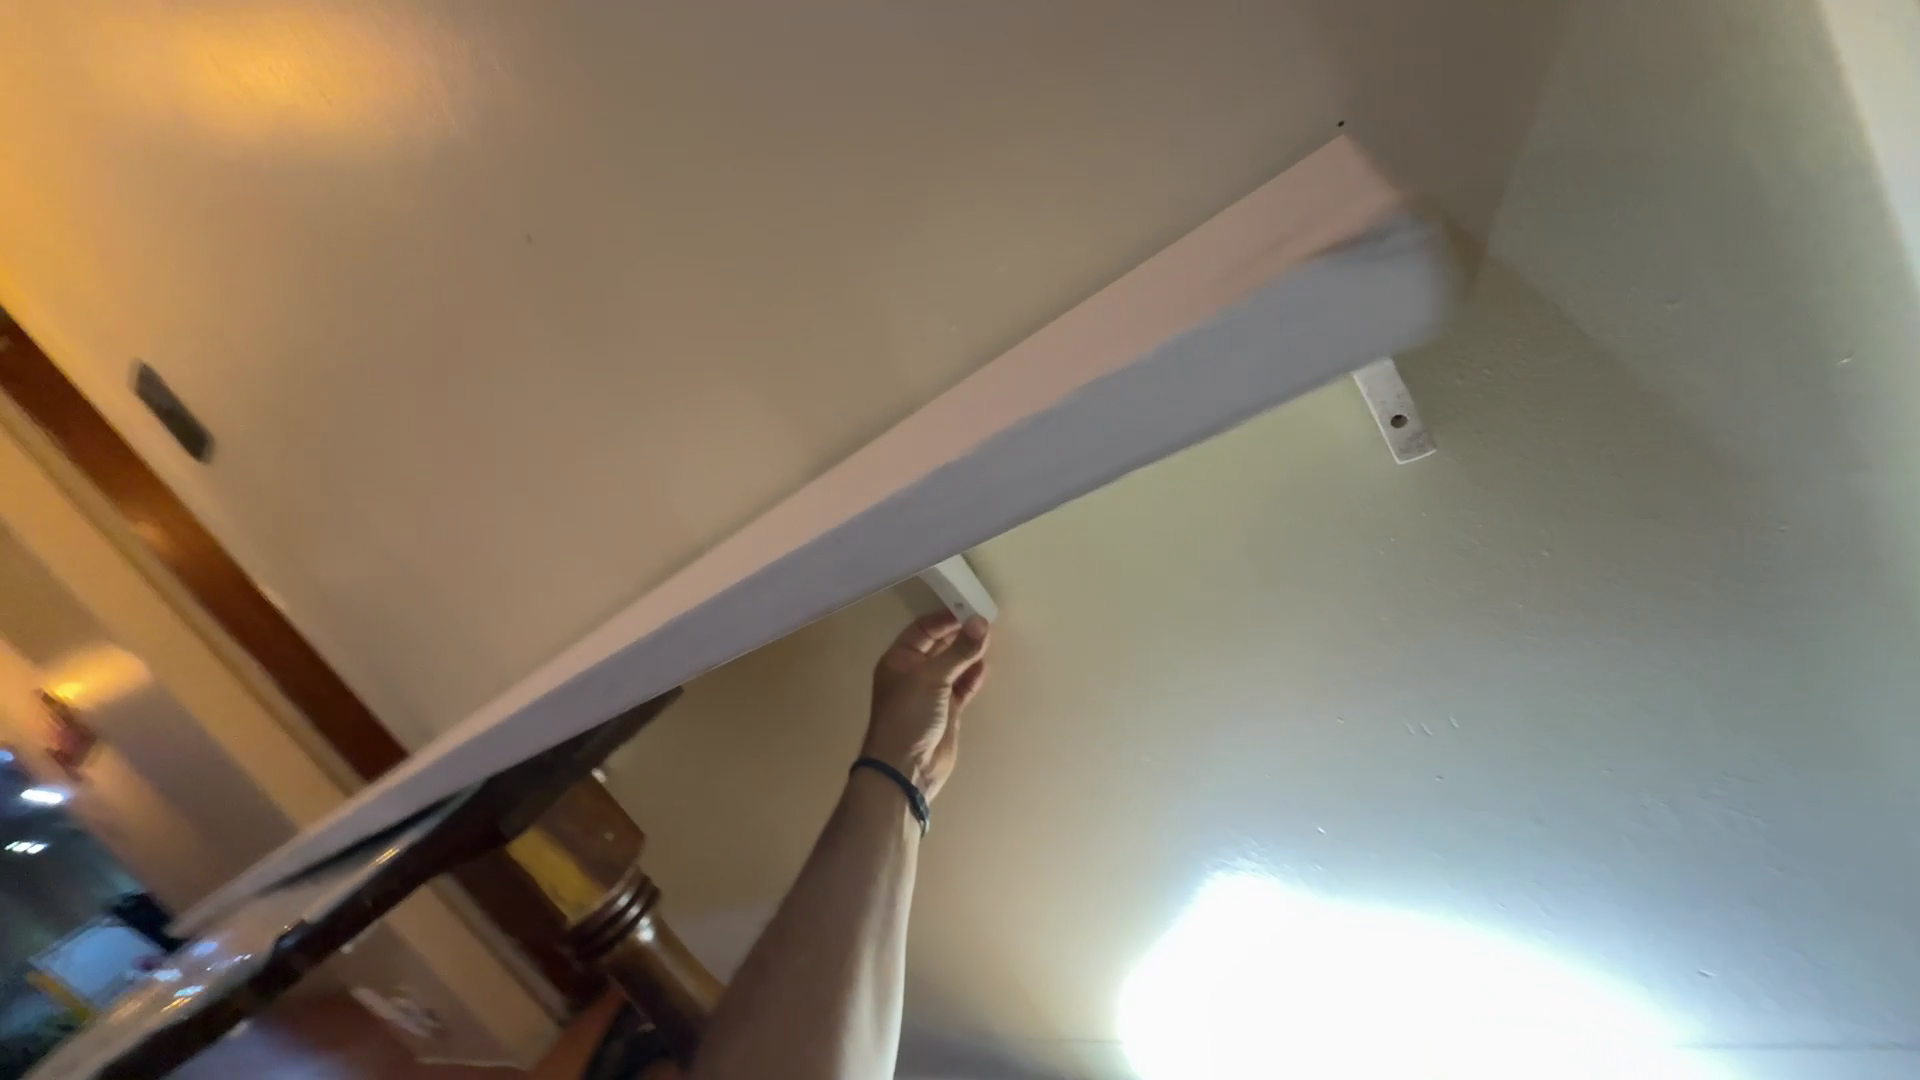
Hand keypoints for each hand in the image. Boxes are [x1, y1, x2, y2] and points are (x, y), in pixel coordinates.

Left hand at [862, 613, 989, 801]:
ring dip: (969, 653)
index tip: (970, 608)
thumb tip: (982, 622)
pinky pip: (962, 686)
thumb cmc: (909, 715)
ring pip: (953, 665)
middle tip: (986, 621)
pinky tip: (986, 665)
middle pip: (939, 645)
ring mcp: (931, 692)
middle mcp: (913, 672)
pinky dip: (973, 676)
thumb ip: (959, 651)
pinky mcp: (947, 710)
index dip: (945, 618)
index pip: (923, 629)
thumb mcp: (932, 678)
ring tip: (990, 639)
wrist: (906, 768)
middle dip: (960, 634)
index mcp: (899, 659)